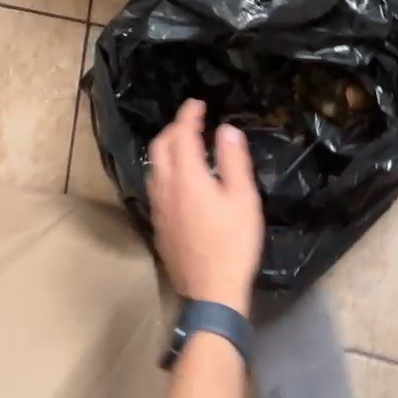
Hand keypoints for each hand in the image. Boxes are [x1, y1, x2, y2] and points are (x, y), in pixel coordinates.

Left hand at [147, 98, 264, 314]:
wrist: (211, 293)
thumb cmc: (232, 243)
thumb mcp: (243, 198)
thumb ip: (233, 160)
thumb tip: (226, 130)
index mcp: (186, 177)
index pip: (181, 135)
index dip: (188, 115)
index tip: (198, 104)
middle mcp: (166, 188)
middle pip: (160, 148)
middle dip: (174, 129)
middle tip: (193, 122)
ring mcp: (159, 209)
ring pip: (155, 168)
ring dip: (167, 149)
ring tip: (187, 147)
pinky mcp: (159, 227)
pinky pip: (157, 186)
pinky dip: (166, 170)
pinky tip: (182, 181)